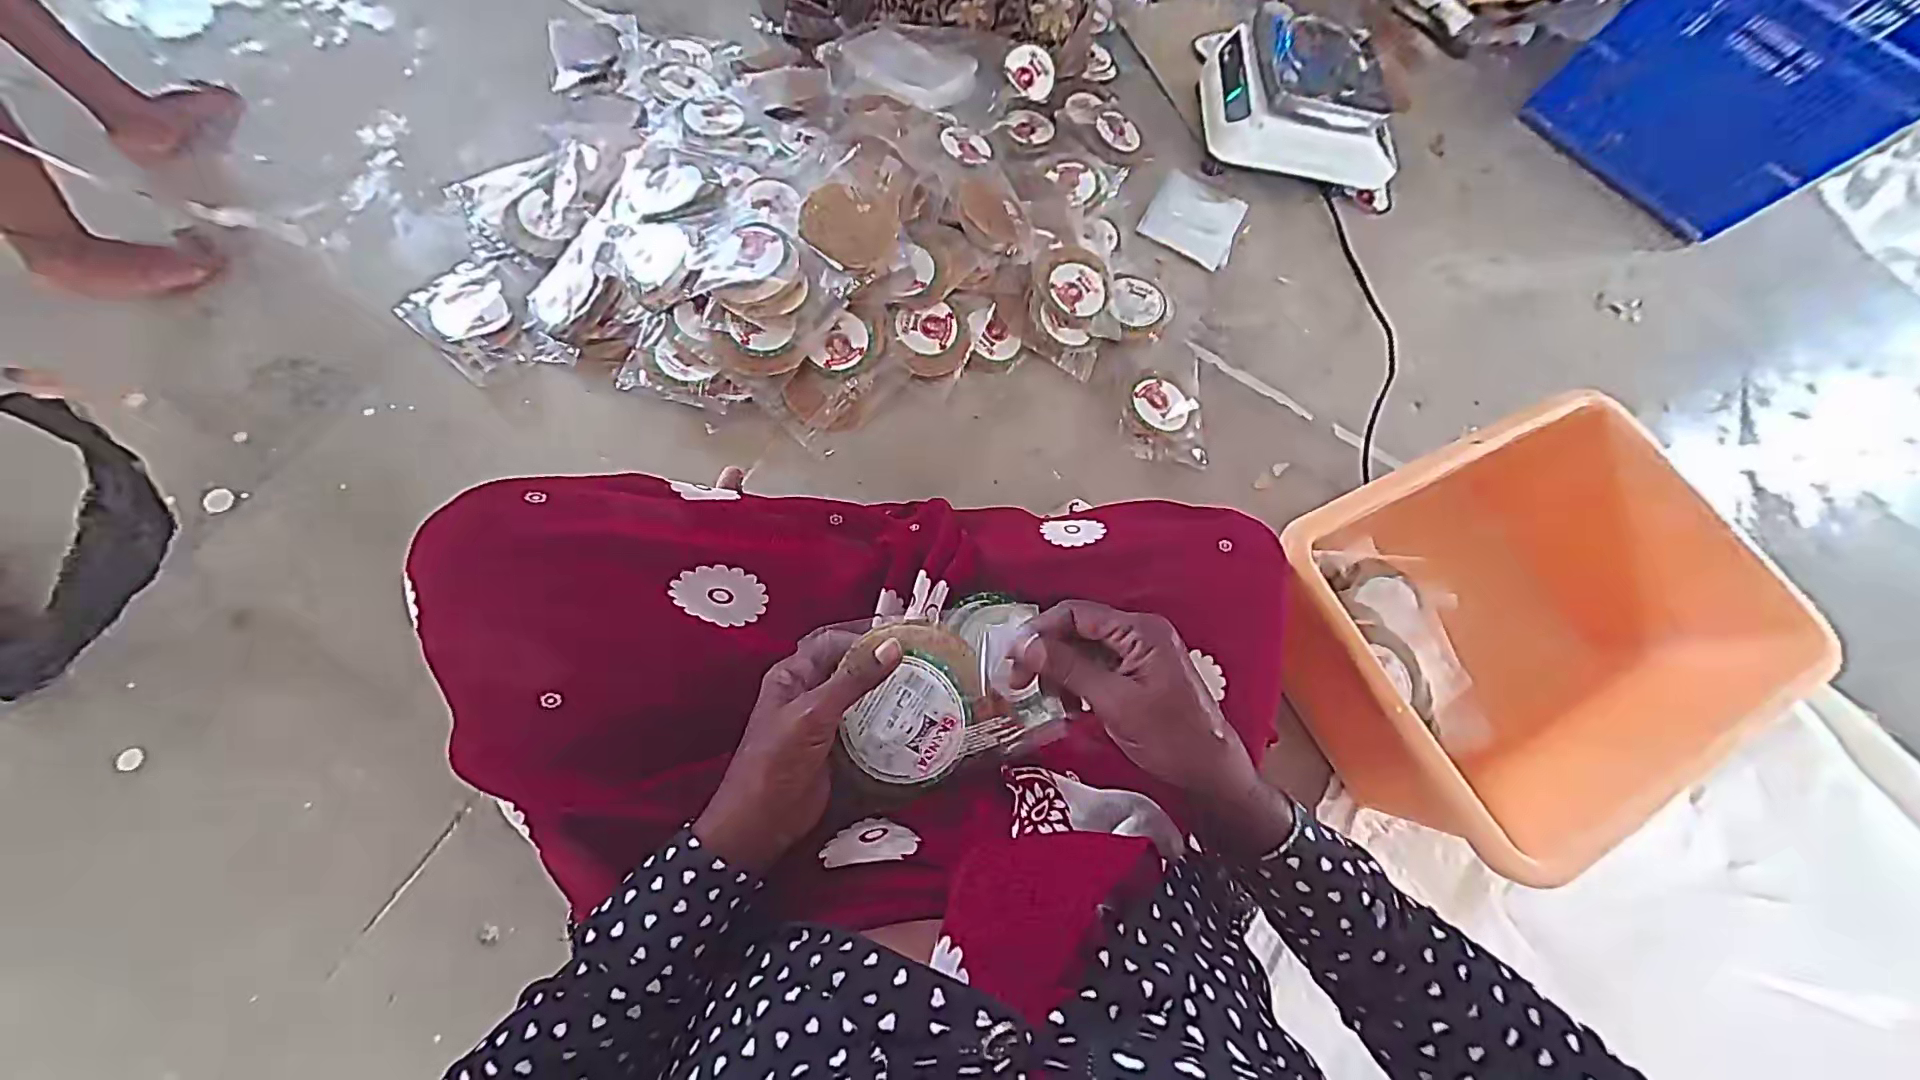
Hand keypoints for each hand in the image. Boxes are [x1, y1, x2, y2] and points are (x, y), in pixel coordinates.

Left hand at [694, 627, 901, 869]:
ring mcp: (823, 717)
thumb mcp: (814, 714)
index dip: (865, 633)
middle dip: (880, 656)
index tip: (902, 631)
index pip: (833, 640)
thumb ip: (852, 679)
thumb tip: (891, 646)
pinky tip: (910, 711)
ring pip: (859, 691)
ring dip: (886, 684)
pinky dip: (886, 712)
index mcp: (793, 674)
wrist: (762, 824)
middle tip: (918, 652)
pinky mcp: (837, 742)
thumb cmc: (775, 764)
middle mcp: (808, 690)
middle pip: (848, 663)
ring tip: (922, 677)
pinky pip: (865, 718)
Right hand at [1006, 601, 1294, 853]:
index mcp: (1139, 630)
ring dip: (1060, 672)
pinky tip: (1070, 708)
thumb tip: (1024, 644)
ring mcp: (1140, 653)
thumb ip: (1068, 669)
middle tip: (1019, 681)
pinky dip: (1077, 684)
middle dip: (1046, 653)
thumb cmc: (1170, 738)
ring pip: (1083, 650)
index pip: (1075, 613)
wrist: (1213, 775)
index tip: (1013, 658)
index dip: (1039, 631)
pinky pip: (1096, 668)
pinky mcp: (1137, 674)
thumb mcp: (1113, 703)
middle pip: (1077, 630)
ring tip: (1049, 701)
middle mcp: (1139, 633)